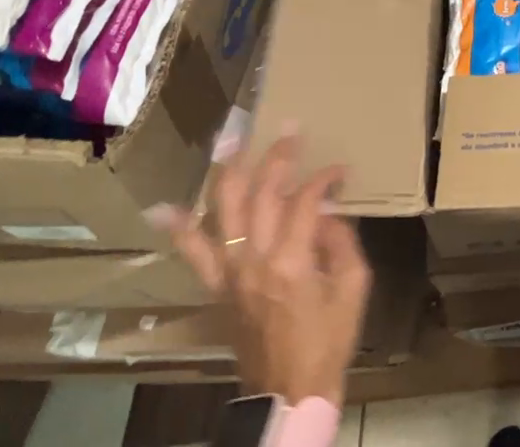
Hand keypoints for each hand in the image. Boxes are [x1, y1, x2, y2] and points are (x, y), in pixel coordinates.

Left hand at [153, 134, 369, 407]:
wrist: (289, 390)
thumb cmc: (330, 339)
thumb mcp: (354, 287)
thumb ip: (341, 242)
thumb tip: (328, 209)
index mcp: (293, 260)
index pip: (306, 200)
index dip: (324, 178)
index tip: (341, 170)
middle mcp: (255, 260)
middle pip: (262, 194)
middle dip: (278, 156)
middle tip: (291, 130)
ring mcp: (230, 273)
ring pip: (223, 211)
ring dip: (228, 173)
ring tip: (232, 140)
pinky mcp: (217, 287)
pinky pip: (193, 254)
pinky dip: (179, 229)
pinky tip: (165, 207)